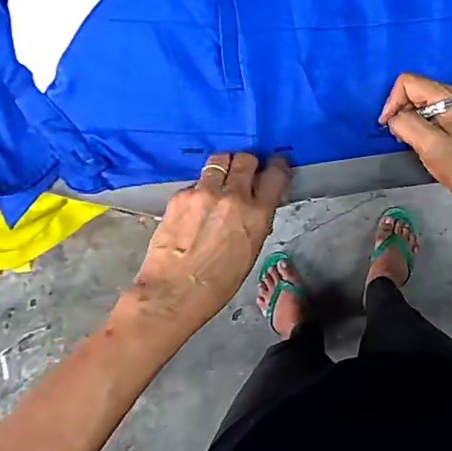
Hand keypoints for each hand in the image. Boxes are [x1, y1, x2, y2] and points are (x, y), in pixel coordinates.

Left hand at [120, 152, 290, 338]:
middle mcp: (234, 197)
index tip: (275, 164)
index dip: (277, 165)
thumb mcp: (253, 247)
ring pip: (219, 160)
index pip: (275, 174)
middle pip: (246, 159)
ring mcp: (204, 193)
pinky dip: (200, 187)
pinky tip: (196, 204)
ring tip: (220, 177)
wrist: (175, 291)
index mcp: (258, 213)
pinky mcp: (180, 196)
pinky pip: (196, 181)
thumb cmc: (220, 279)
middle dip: (248, 162)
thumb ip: (257, 218)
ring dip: (224, 165)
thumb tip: (257, 204)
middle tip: (245, 170)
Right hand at [379, 72, 451, 201]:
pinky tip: (416, 139)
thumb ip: (407, 123)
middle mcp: (448, 95)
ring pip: (414, 101)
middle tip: (399, 134)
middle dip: (399, 109)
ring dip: (405, 118)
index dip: (393, 101)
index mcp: (446, 96)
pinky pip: (422, 112)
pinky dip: (413, 123)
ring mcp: (449, 106)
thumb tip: (393, 118)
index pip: (407, 82)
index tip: (389, 124)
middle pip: (411, 89)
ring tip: (407, 138)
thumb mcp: (428, 143)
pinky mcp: (448, 118)